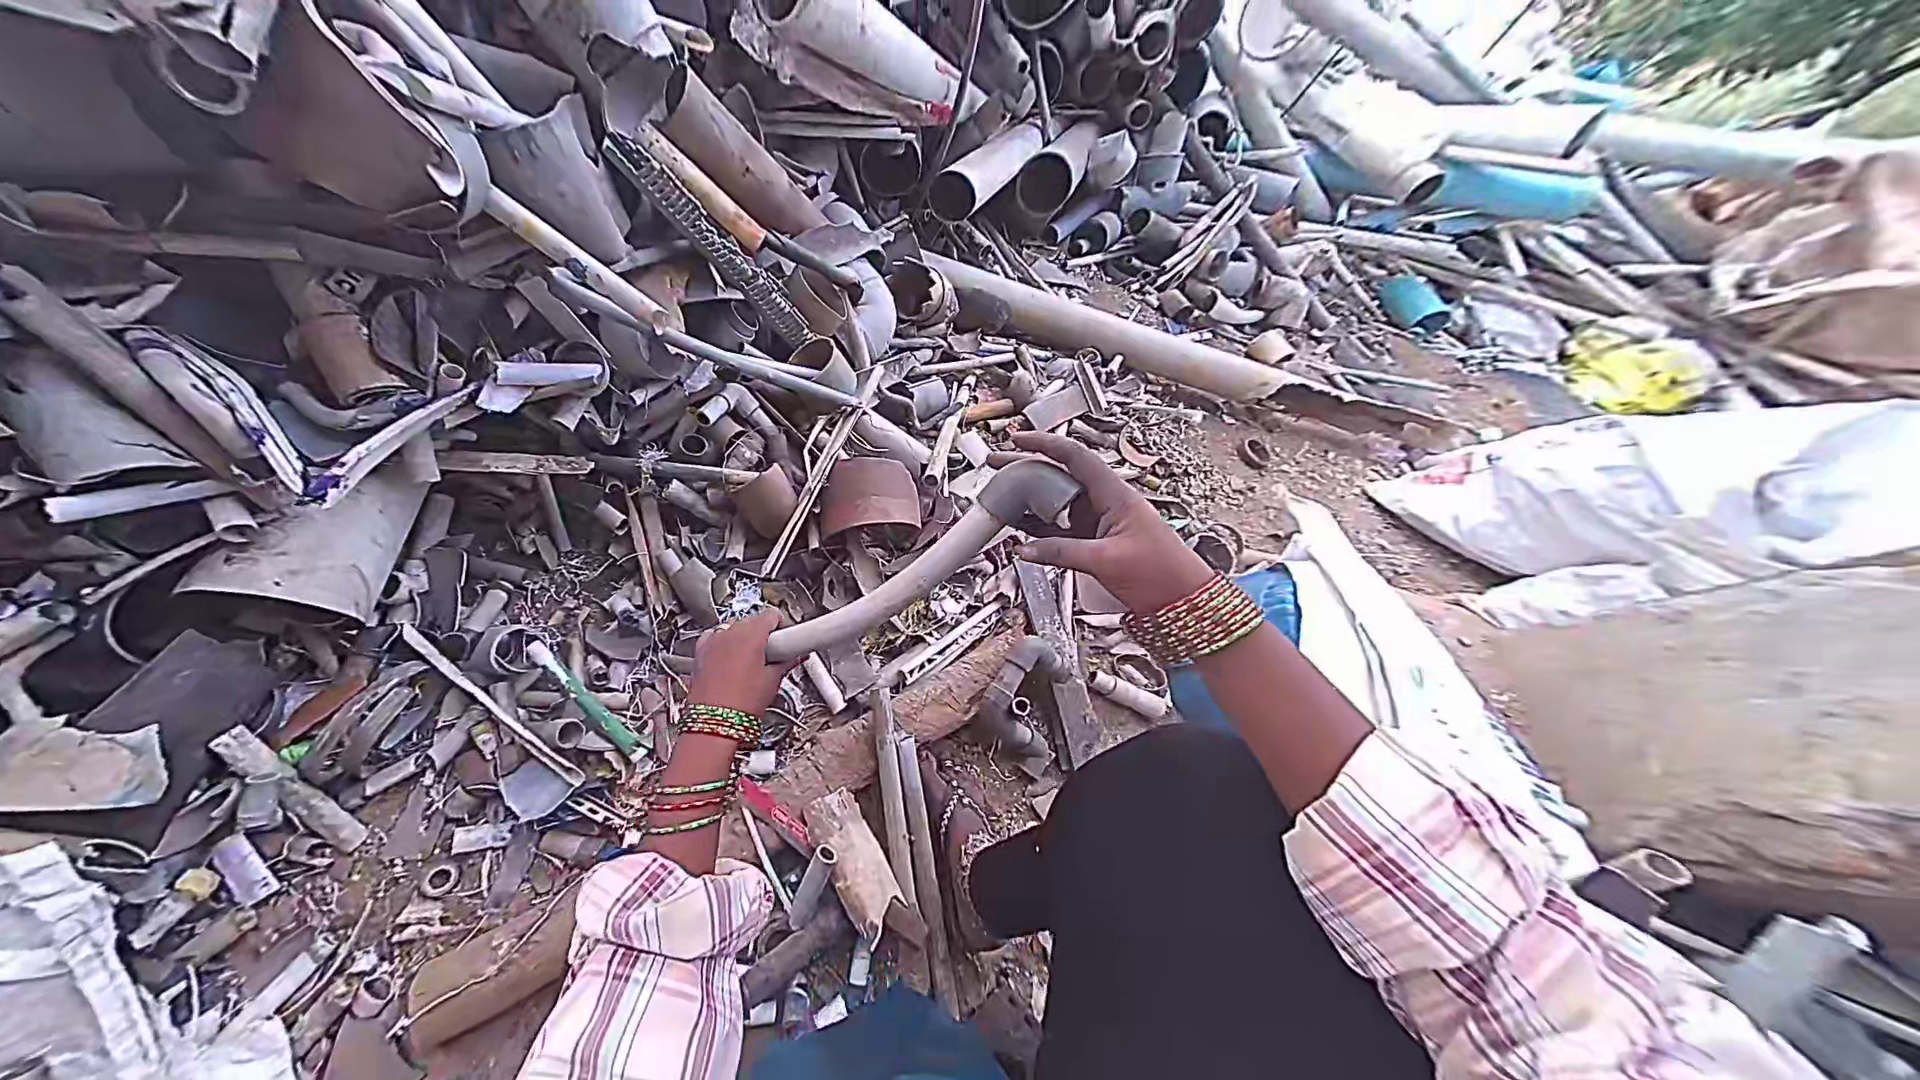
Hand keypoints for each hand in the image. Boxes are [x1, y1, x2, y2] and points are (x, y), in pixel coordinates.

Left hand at [688, 609, 794, 715]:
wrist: (713, 725)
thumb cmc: (740, 704)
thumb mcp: (772, 681)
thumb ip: (785, 662)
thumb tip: (794, 656)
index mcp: (751, 634)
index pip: (771, 615)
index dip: (782, 626)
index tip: (785, 639)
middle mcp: (729, 632)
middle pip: (751, 621)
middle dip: (763, 634)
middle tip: (772, 654)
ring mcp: (712, 642)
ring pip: (732, 629)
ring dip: (743, 639)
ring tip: (751, 661)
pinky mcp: (700, 654)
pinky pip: (715, 640)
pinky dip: (724, 645)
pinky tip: (730, 662)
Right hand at [1010, 431, 1214, 612]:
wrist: (1184, 600)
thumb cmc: (1162, 574)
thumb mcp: (1106, 561)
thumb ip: (1062, 553)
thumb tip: (1027, 549)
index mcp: (1115, 495)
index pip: (1075, 457)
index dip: (1044, 444)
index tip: (1019, 439)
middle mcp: (1106, 503)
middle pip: (1060, 476)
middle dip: (1028, 468)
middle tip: (1000, 464)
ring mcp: (1100, 522)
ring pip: (1058, 502)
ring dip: (1031, 498)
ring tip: (1003, 494)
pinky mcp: (1096, 542)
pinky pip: (1062, 528)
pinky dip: (1041, 527)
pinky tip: (1022, 528)